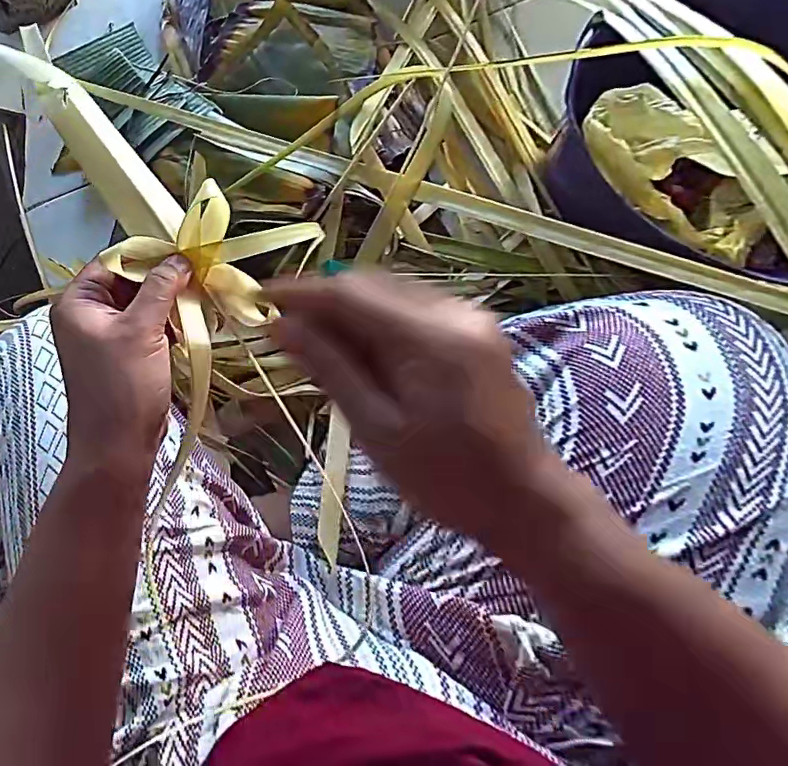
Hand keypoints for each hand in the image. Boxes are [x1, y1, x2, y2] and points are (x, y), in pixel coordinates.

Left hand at [50, 256, 191, 479]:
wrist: (118, 448)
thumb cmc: (122, 386)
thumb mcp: (141, 330)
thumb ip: (160, 288)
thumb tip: (179, 257)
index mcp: (77, 303)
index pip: (111, 262)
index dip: (144, 255)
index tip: (180, 250)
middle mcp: (87, 314)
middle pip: (128, 281)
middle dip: (162, 280)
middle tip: (197, 275)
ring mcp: (105, 334)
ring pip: (141, 303)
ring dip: (169, 302)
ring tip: (198, 301)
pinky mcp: (124, 352)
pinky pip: (146, 325)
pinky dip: (168, 323)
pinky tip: (191, 325)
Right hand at [266, 271, 576, 545]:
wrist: (528, 503)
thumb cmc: (446, 479)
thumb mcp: (375, 428)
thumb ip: (328, 367)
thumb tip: (279, 326)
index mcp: (430, 339)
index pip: (348, 293)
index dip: (299, 292)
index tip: (259, 299)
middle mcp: (453, 313)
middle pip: (366, 283)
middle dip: (320, 300)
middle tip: (284, 329)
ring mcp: (467, 316)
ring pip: (384, 289)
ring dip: (344, 308)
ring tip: (315, 342)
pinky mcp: (470, 326)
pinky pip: (405, 304)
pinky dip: (372, 316)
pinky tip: (356, 347)